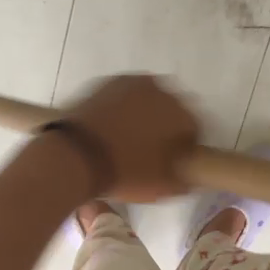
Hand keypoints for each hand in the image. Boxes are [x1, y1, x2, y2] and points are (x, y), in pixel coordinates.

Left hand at [63, 74, 199, 204]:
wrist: (74, 155)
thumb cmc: (124, 172)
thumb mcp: (161, 187)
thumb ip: (184, 179)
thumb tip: (188, 174)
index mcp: (181, 113)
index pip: (195, 129)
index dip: (186, 148)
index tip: (175, 163)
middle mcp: (162, 90)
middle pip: (172, 111)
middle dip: (167, 128)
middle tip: (152, 152)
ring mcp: (132, 82)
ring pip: (149, 101)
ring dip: (146, 116)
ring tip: (131, 140)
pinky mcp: (107, 82)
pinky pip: (125, 98)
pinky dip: (124, 110)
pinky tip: (114, 129)